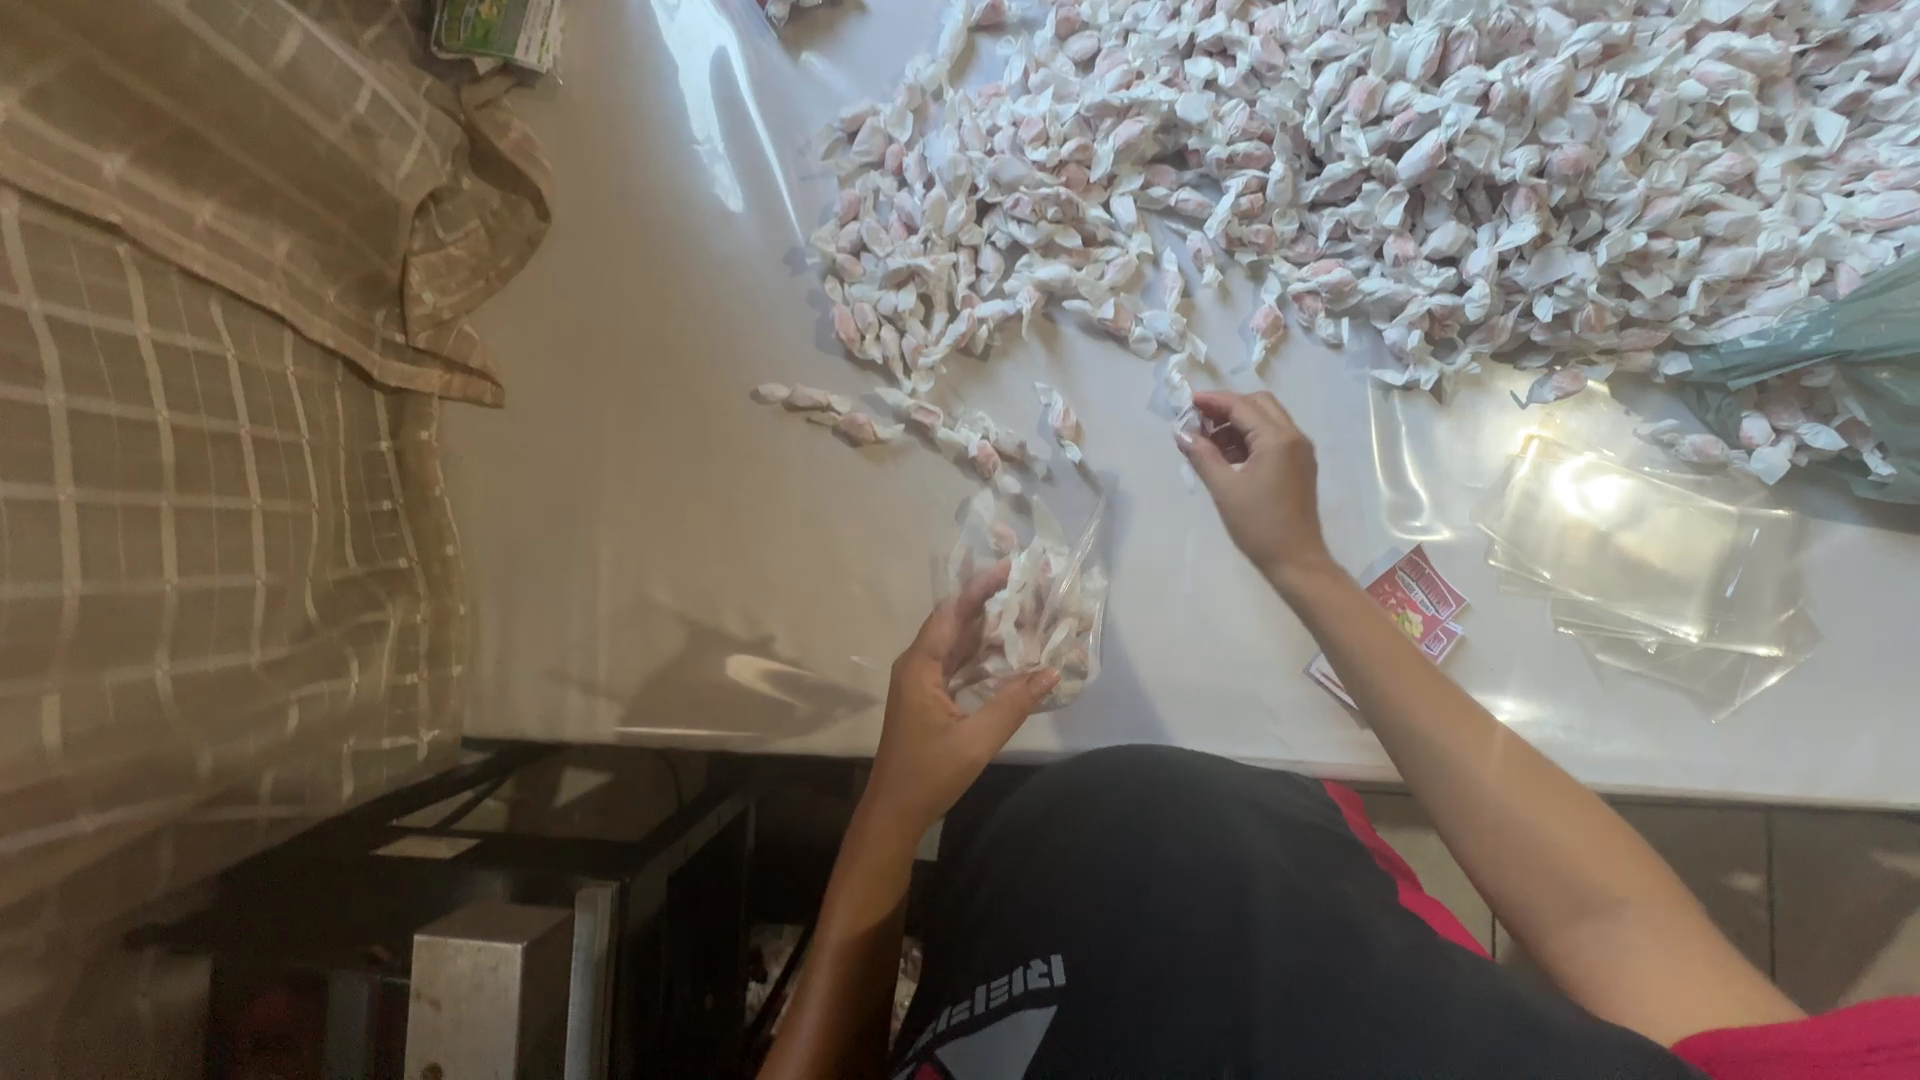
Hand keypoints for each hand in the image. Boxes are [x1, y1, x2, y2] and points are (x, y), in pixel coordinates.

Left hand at [863, 563, 1059, 835]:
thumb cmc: (929, 774)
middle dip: (989, 603)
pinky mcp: (927, 698)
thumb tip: (1050, 671)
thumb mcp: (977, 740)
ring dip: (988, 631)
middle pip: (954, 623)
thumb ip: (1013, 703)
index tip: (1009, 567)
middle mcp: (917, 666)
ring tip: (1025, 614)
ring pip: (956, 644)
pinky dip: (981, 657)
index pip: (952, 613)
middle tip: (1027, 588)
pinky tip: (1008, 656)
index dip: (980, 588)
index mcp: (920, 667)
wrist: (894, 811)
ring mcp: (920, 682)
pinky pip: (956, 666)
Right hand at [1175, 390, 1334, 585]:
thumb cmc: (1258, 524)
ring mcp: (1299, 451)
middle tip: (1198, 421)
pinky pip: (1272, 438)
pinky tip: (1226, 456)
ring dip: (1237, 423)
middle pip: (1258, 404)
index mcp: (1277, 439)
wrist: (1295, 559)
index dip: (1212, 401)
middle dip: (1227, 408)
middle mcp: (1294, 437)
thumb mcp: (1224, 488)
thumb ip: (1202, 455)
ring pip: (1266, 420)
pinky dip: (1249, 438)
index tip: (1186, 402)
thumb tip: (1181, 433)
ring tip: (1207, 442)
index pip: (1241, 406)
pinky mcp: (1298, 465)